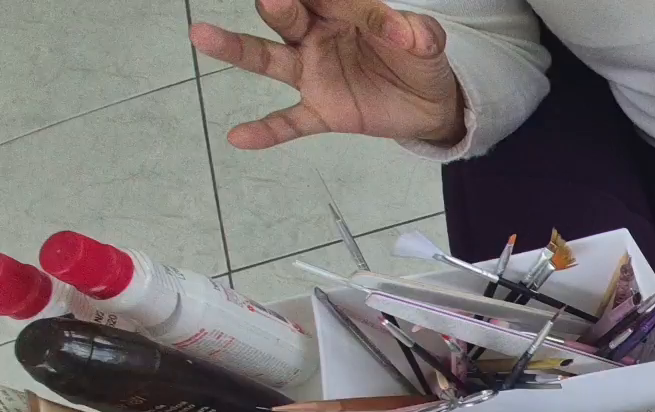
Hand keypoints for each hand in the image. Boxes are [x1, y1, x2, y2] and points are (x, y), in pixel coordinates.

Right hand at [189, 0, 463, 148]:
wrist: (433, 105)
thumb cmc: (418, 62)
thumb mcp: (423, 43)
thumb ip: (415, 32)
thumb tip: (407, 31)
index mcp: (335, 9)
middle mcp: (312, 36)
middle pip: (284, 16)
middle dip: (278, 7)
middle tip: (275, 1)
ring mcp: (313, 73)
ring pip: (266, 57)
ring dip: (236, 48)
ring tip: (202, 36)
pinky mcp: (324, 111)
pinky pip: (291, 121)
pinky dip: (268, 130)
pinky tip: (239, 138)